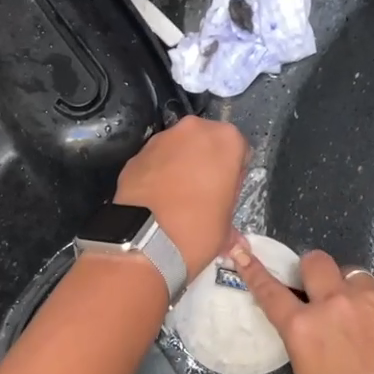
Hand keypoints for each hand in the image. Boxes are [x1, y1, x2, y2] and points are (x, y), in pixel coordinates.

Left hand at [113, 117, 248, 276]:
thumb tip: (236, 244)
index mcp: (227, 140)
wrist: (142, 243)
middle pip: (205, 146)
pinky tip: (154, 202)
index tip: (223, 196)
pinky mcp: (135, 156)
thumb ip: (229, 224)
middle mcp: (194, 130)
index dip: (232, 177)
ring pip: (177, 152)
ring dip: (178, 169)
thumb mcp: (224, 233)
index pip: (239, 153)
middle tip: (200, 198)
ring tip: (173, 202)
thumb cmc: (195, 232)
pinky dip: (155, 177)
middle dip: (204, 167)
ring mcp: (160, 139)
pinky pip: (152, 164)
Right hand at [227, 241, 373, 373]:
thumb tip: (308, 321)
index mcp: (301, 327)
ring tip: (365, 322)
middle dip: (315, 272)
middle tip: (324, 293)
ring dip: (352, 292)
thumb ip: (301, 340)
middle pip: (316, 261)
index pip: (270, 292)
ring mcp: (370, 295)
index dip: (255, 272)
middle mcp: (333, 302)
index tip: (243, 252)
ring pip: (354, 276)